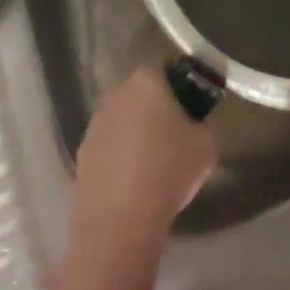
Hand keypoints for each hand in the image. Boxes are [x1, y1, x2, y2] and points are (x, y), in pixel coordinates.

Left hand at [72, 66, 216, 236]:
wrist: (119, 220)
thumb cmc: (168, 172)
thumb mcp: (206, 146)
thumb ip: (201, 126)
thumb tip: (192, 128)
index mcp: (147, 82)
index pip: (166, 68)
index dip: (182, 86)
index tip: (193, 108)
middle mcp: (117, 93)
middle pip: (142, 93)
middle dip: (157, 108)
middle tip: (176, 135)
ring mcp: (95, 123)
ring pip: (123, 119)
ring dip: (136, 132)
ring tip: (153, 163)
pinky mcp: (82, 152)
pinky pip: (109, 145)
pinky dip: (120, 156)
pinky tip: (132, 181)